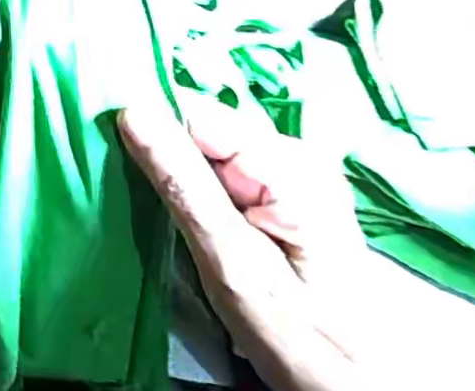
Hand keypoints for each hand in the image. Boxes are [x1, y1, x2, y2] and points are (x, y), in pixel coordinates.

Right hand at [119, 99, 389, 390]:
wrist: (363, 386)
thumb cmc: (301, 337)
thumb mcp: (231, 264)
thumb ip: (182, 183)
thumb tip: (130, 113)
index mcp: (287, 164)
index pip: (191, 112)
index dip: (145, 125)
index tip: (111, 151)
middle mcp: (291, 151)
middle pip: (194, 122)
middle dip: (156, 148)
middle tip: (136, 191)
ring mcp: (286, 166)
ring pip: (197, 140)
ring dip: (169, 166)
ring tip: (157, 204)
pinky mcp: (275, 184)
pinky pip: (211, 159)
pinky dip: (186, 179)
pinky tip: (182, 209)